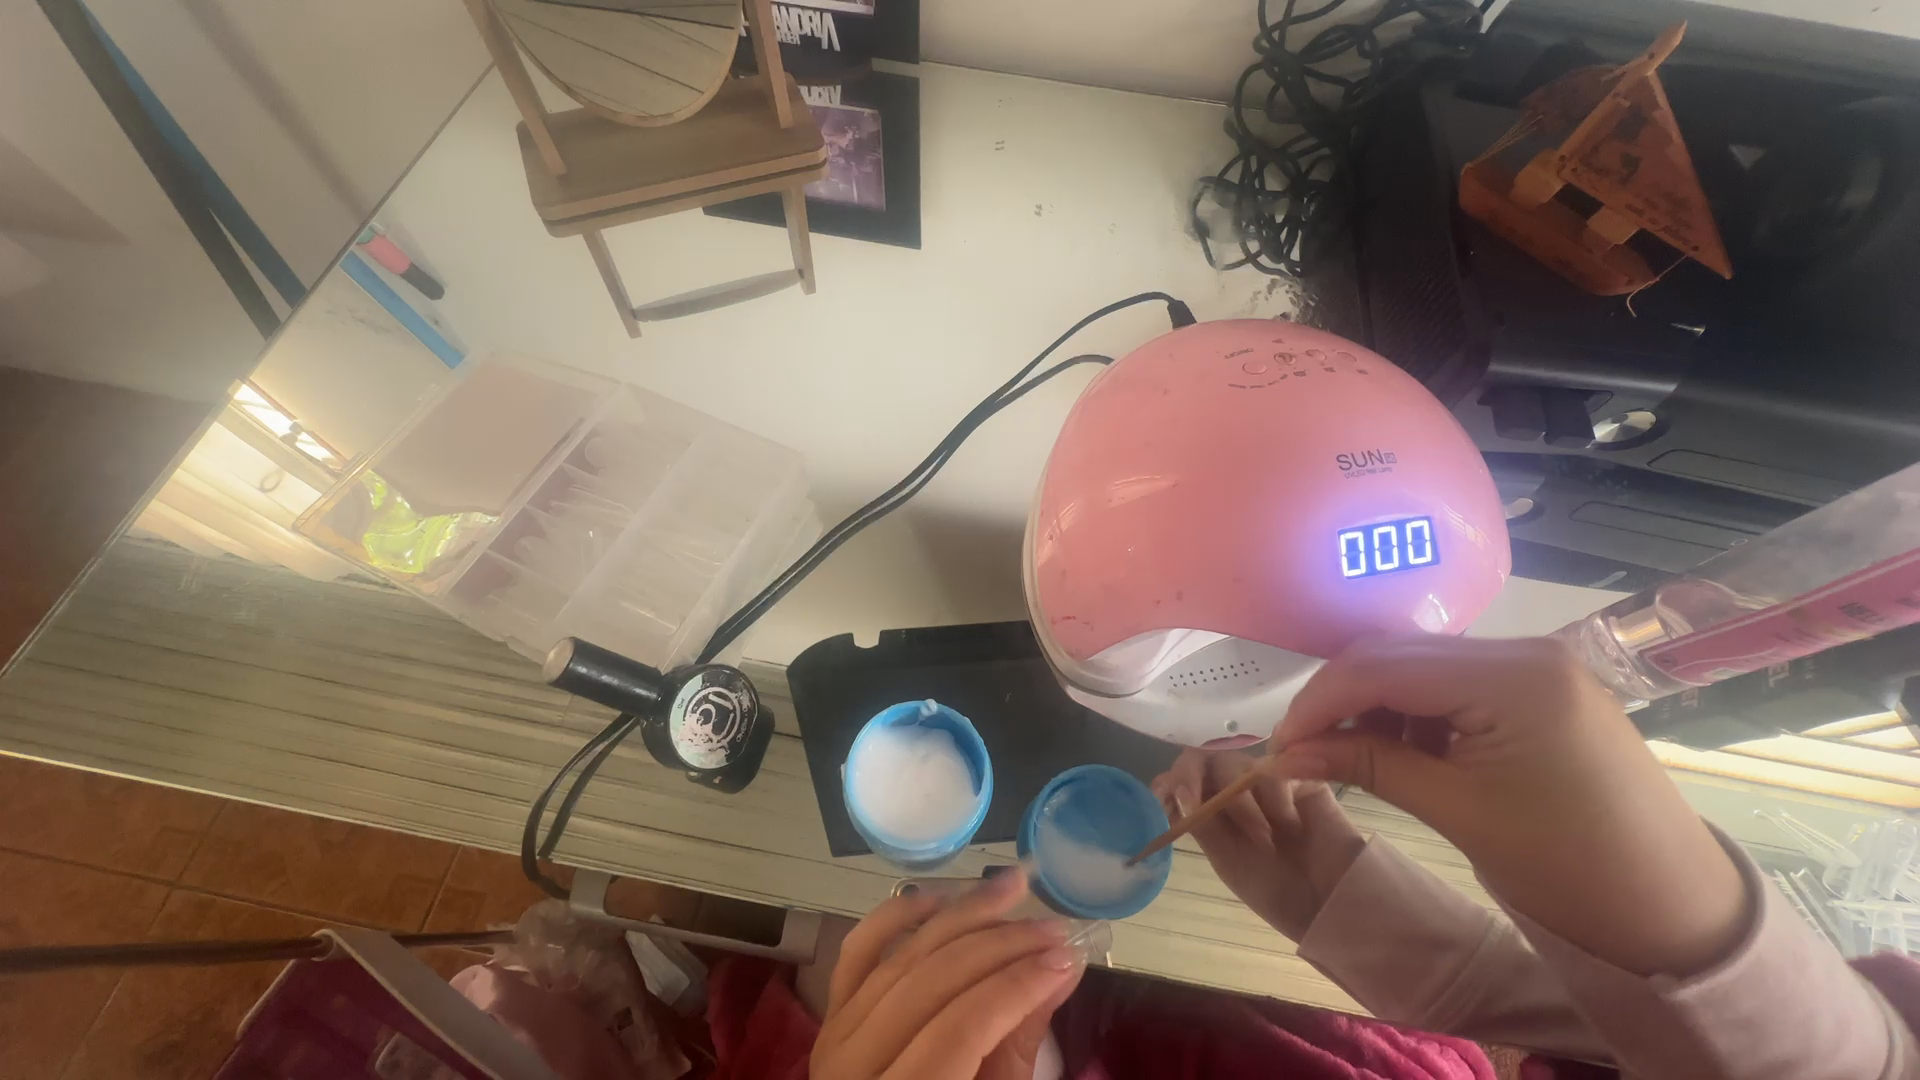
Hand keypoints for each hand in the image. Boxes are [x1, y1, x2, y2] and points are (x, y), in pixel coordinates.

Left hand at [812, 869, 1083, 1078]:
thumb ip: (1020, 1040)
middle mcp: (855, 1063)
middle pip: (934, 980)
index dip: (1017, 984)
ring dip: (962, 913)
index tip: (1066, 956)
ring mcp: (835, 1032)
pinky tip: (940, 896)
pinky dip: (896, 915)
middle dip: (1001, 945)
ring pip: (904, 954)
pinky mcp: (831, 1012)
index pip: (963, 1025)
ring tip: (1010, 886)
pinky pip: (859, 949)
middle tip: (1052, 926)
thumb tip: (1062, 966)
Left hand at [1151, 749, 1365, 939]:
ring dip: (1241, 801)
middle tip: (1199, 806)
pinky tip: (1290, 824)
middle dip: (1196, 781)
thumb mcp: (1228, 860)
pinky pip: (1276, 768)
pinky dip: (1275, 796)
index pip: (1181, 777)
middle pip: (1204, 759)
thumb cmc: (1276, 889)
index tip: (1168, 797)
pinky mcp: (1301, 774)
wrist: (1333, 904)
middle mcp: (1234, 787)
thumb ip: (1202, 823)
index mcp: (1211, 807)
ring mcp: (1267, 779)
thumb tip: (1175, 791)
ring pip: (1236, 763)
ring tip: (1264, 839)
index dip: (1172, 780)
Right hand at [1270, 635, 1750, 977]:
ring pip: (1414, 663)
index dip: (1319, 702)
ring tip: (1350, 753)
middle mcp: (1522, 650)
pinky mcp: (1532, 683)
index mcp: (1513, 677)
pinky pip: (1446, 679)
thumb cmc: (1567, 865)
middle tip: (1303, 747)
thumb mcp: (1453, 809)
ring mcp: (1531, 663)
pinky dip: (1407, 709)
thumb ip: (1363, 765)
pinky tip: (1399, 746)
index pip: (1382, 667)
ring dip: (1370, 703)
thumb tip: (1282, 755)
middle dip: (1338, 699)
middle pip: (1394, 654)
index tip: (1281, 744)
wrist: (1674, 908)